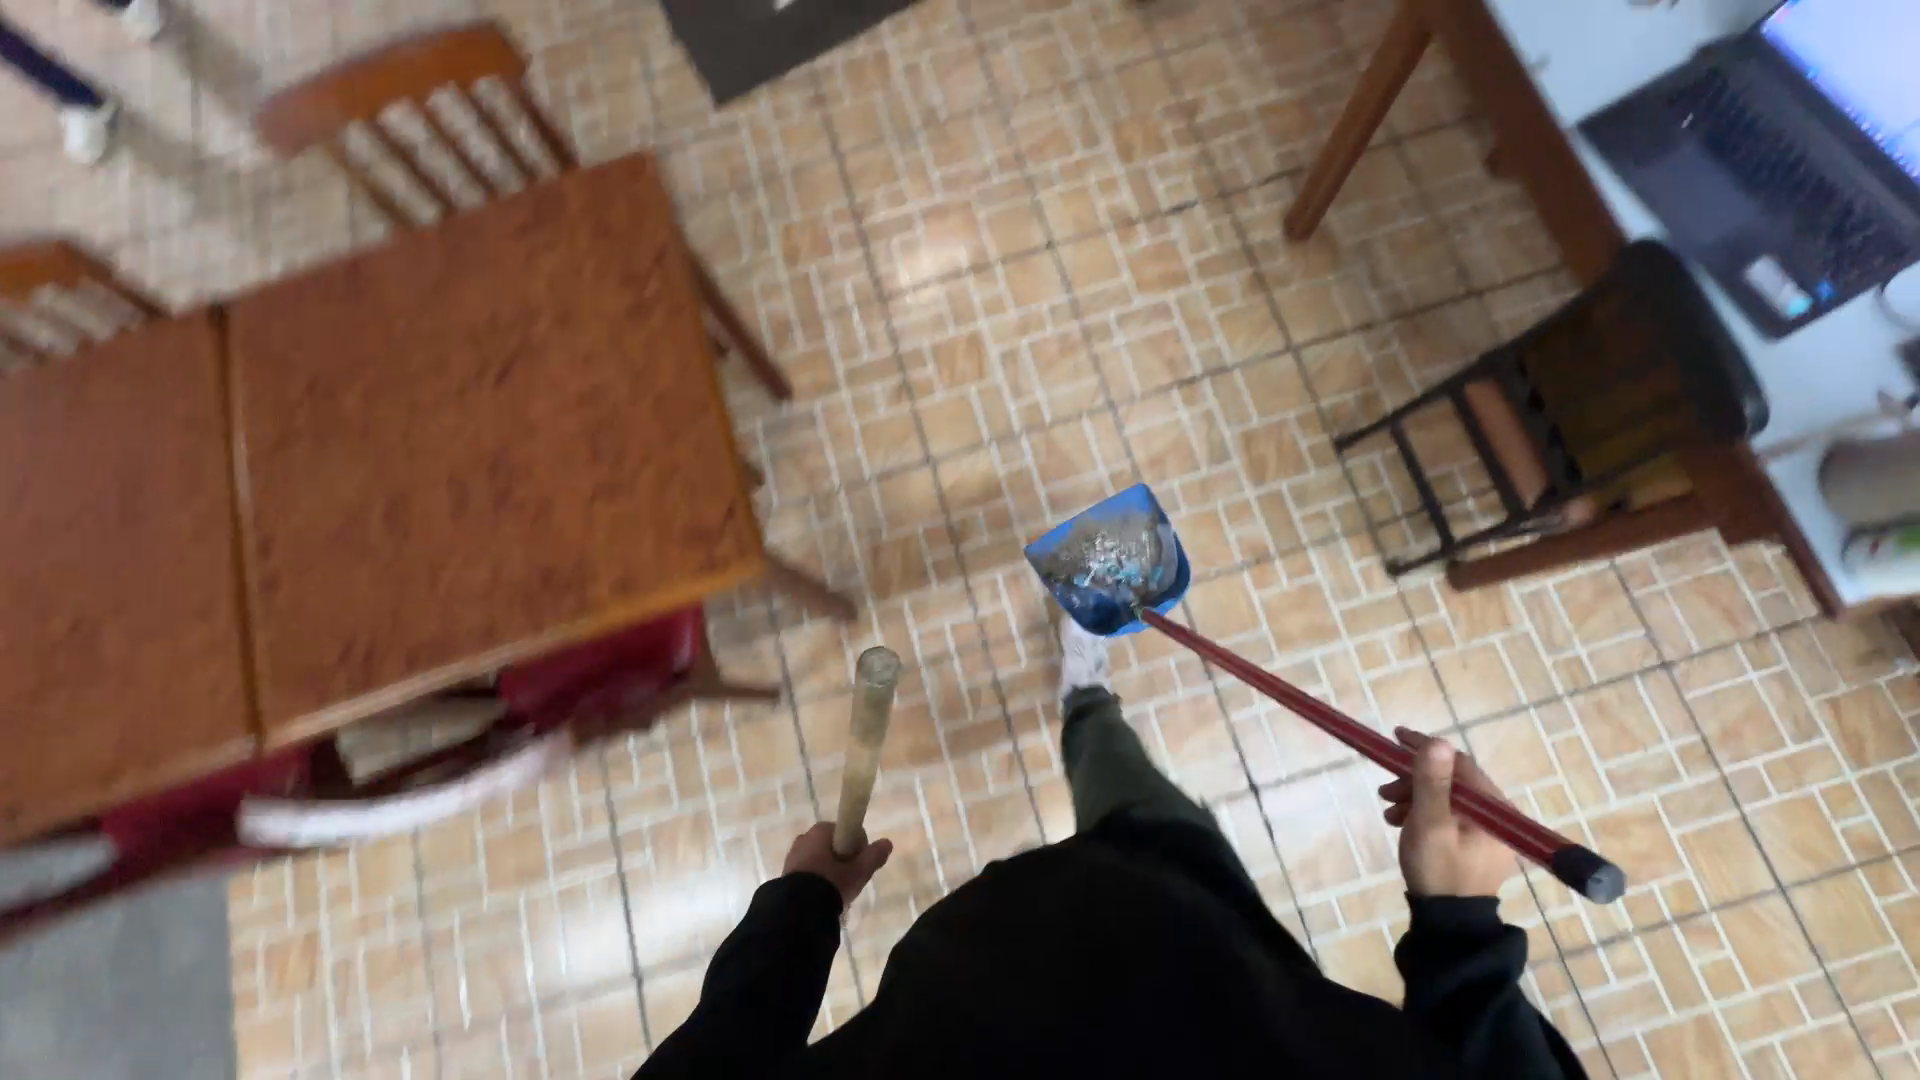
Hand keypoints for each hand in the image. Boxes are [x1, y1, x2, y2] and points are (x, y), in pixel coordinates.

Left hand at [781, 822, 892, 908]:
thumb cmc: (831, 883)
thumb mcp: (859, 871)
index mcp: (820, 831)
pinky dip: (817, 882)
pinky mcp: (786, 874)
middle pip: (832, 846)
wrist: (799, 911)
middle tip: (851, 880)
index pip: (846, 831)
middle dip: (843, 861)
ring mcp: (793, 856)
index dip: (856, 847)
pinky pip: (808, 874)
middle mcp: (804, 838)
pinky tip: (823, 899)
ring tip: (838, 893)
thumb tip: (887, 842)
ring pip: (820, 860)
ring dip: (830, 872)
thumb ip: (874, 855)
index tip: (859, 864)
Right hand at [1378, 728, 1515, 898]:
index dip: (1426, 748)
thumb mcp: (1430, 824)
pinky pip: (1446, 814)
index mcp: (1495, 810)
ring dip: (1413, 796)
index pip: (1460, 764)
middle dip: (1413, 779)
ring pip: (1446, 797)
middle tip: (1384, 790)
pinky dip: (1421, 812)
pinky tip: (1400, 822)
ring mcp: (1486, 831)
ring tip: (1388, 811)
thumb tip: (1439, 741)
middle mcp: (1497, 816)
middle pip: (1452, 780)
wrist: (1450, 922)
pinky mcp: (1474, 844)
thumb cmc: (1439, 869)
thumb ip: (1432, 783)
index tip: (1395, 739)